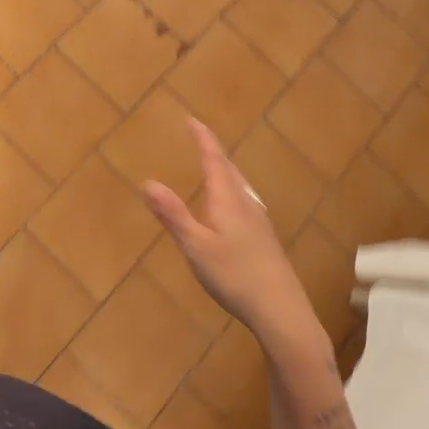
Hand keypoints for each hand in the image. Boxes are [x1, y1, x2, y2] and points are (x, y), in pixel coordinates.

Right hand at [144, 119, 319, 348]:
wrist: (280, 308)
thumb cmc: (234, 275)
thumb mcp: (195, 246)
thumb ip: (173, 215)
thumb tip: (148, 182)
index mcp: (227, 200)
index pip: (214, 160)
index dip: (203, 139)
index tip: (192, 120)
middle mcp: (246, 204)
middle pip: (230, 170)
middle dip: (213, 152)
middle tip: (199, 138)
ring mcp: (259, 222)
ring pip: (240, 186)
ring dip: (225, 171)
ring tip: (214, 166)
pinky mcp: (264, 239)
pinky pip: (245, 202)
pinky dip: (232, 191)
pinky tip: (232, 208)